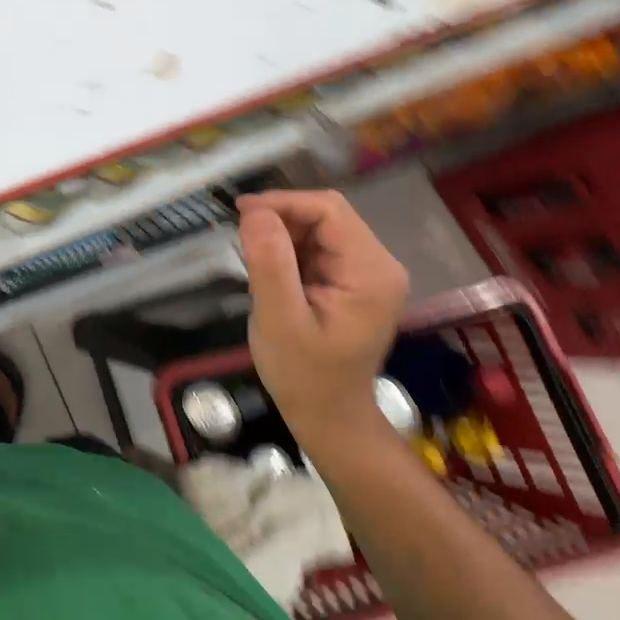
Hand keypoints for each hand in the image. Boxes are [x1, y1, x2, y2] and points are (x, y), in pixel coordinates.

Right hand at [237, 190, 408, 441]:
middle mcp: (379, 264)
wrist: (329, 416)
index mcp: (371, 272)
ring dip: (283, 233)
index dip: (282, 203)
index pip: (328, 210)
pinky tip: (272, 273)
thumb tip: (255, 213)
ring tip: (256, 262)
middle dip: (281, 217)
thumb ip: (270, 263)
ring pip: (320, 226)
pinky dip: (290, 248)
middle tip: (242, 239)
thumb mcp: (279, 320)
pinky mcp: (354, 280)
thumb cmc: (304, 375)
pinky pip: (319, 245)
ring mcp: (369, 272)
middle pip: (326, 214)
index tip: (240, 215)